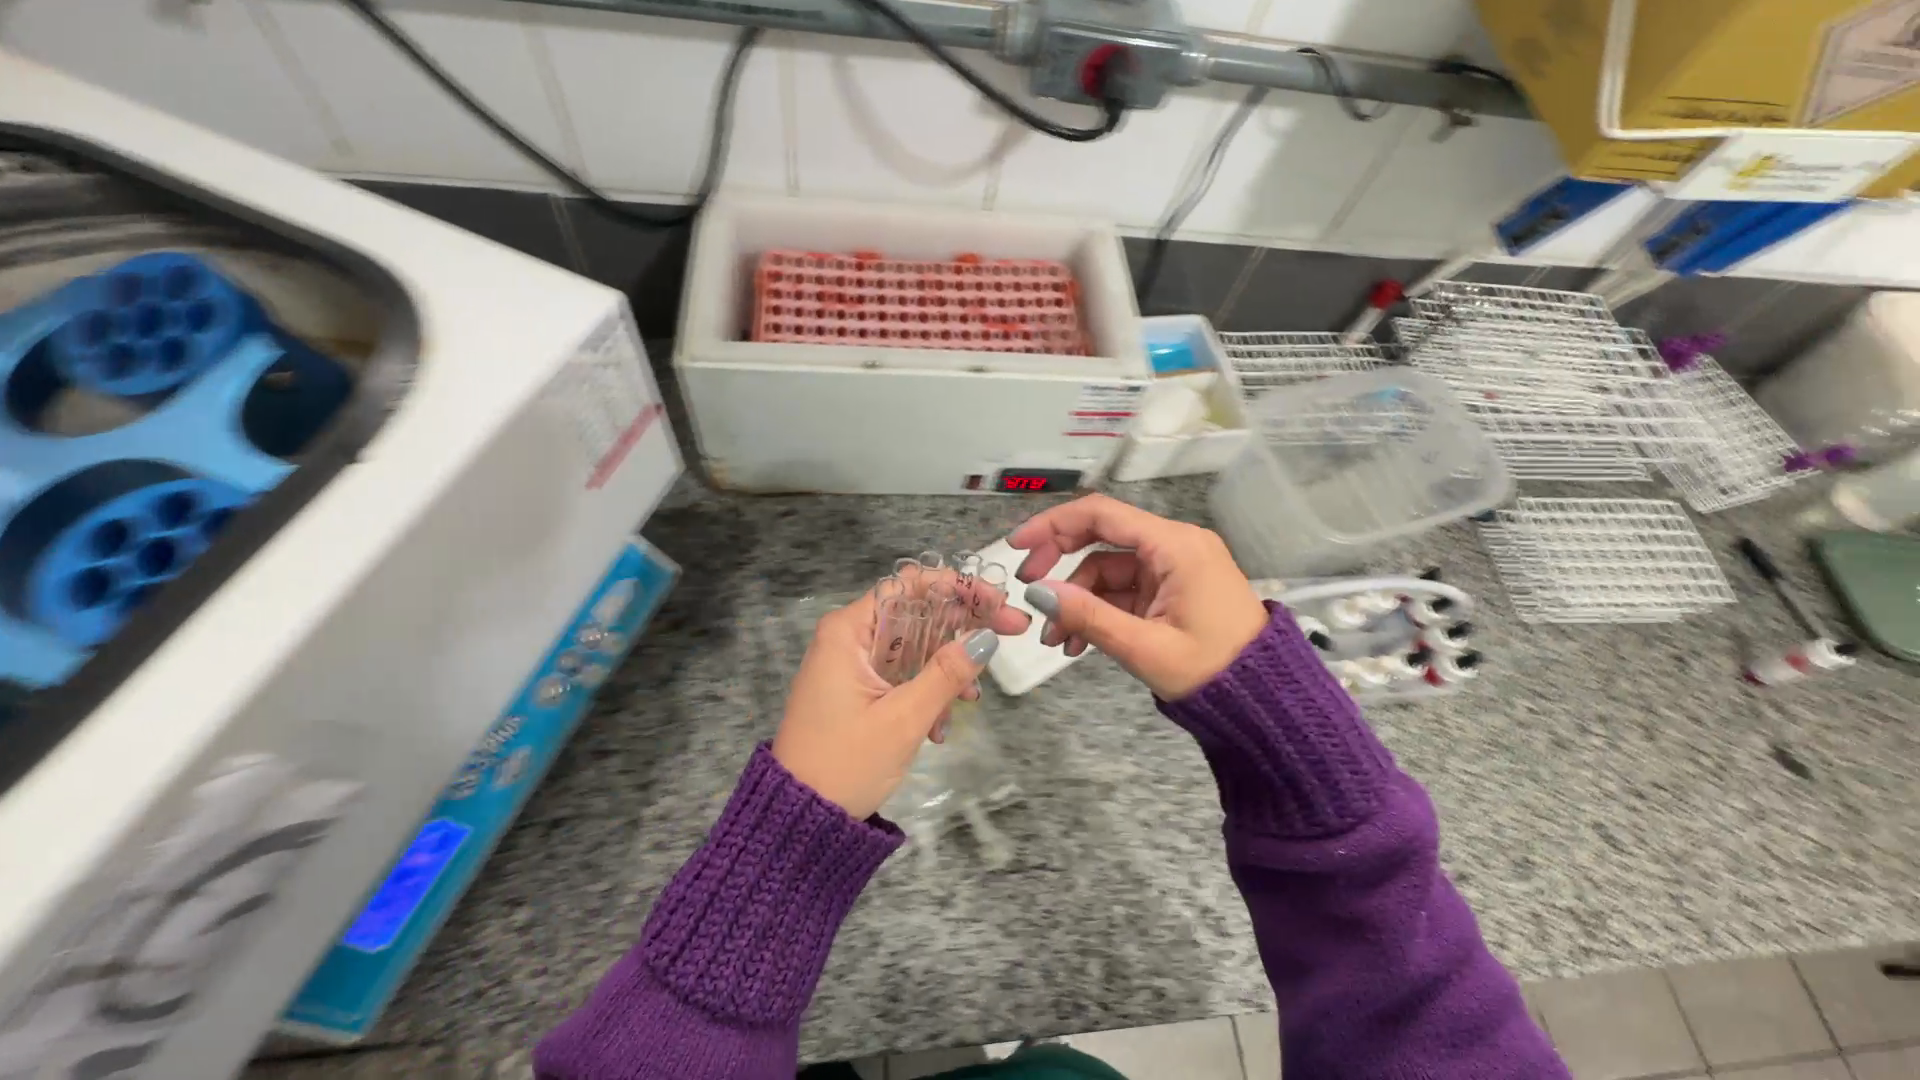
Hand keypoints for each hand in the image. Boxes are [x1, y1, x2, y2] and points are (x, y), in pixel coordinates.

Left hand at [772, 580, 1030, 819]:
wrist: (799, 819)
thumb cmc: (845, 763)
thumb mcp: (903, 718)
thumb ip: (946, 673)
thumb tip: (986, 636)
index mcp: (849, 631)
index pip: (908, 586)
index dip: (958, 587)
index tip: (997, 601)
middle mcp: (849, 639)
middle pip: (917, 613)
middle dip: (962, 627)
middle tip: (1011, 633)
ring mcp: (852, 666)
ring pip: (914, 648)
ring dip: (947, 669)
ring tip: (971, 699)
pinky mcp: (858, 692)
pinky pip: (902, 676)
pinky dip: (927, 693)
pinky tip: (942, 726)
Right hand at [1008, 494, 1267, 699]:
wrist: (1266, 701)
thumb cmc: (1211, 671)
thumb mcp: (1143, 647)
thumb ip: (1088, 616)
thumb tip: (1037, 593)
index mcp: (1175, 545)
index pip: (1100, 514)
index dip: (1052, 525)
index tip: (1017, 547)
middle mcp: (1175, 545)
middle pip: (1101, 538)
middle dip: (1060, 567)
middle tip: (1029, 596)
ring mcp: (1174, 568)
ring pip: (1108, 570)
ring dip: (1078, 601)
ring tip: (1057, 642)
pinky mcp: (1173, 590)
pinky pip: (1124, 590)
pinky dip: (1099, 611)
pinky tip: (1079, 643)